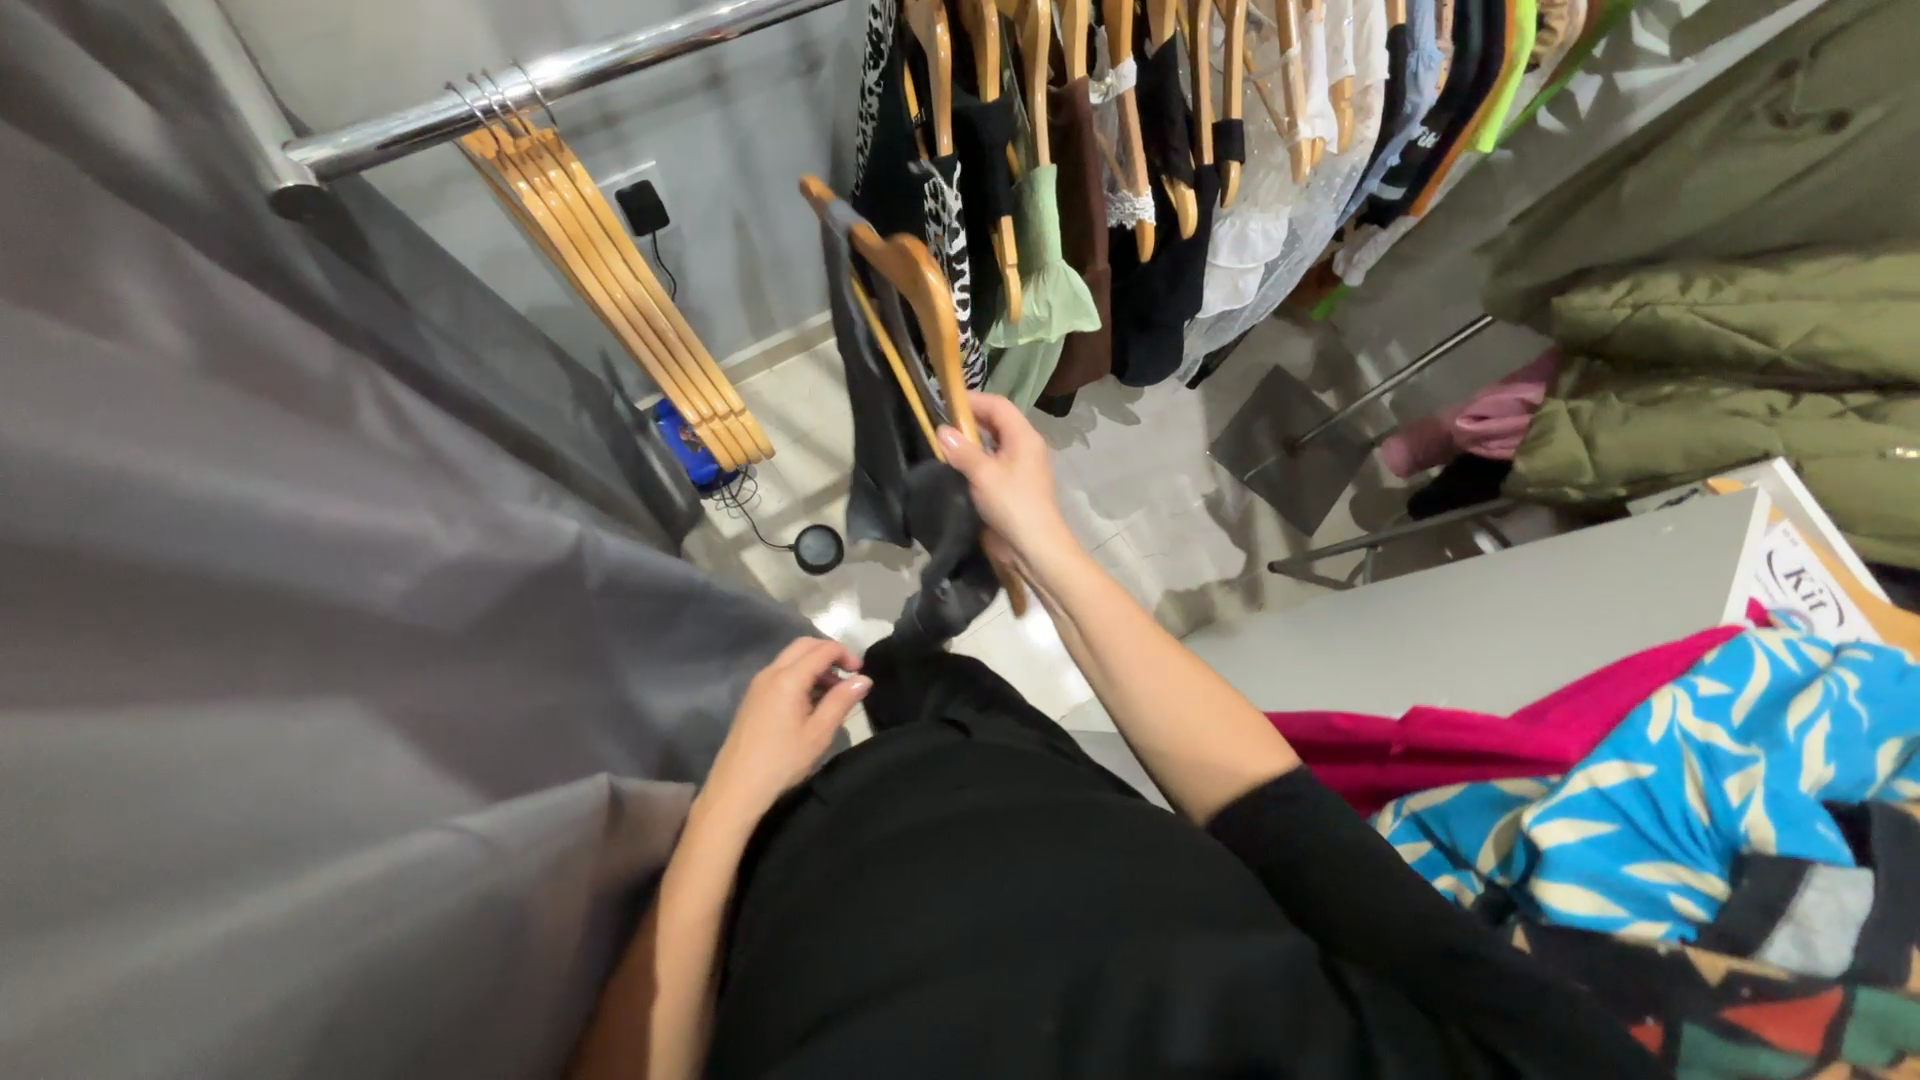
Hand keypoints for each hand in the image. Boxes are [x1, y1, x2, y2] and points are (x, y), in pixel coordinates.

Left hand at [698, 638, 870, 824]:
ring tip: (833, 691)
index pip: (822, 649)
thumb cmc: (782, 761)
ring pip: (790, 658)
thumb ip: (842, 701)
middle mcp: (770, 673)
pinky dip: (800, 675)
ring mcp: (758, 684)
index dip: (845, 654)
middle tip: (849, 673)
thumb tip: (863, 679)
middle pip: (803, 645)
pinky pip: (781, 672)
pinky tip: (811, 700)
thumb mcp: (819, 733)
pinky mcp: (753, 697)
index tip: (861, 672)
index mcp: (788, 679)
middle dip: (829, 652)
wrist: (737, 787)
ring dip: (814, 664)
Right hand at [937, 392, 1080, 571]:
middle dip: (970, 422)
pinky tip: (958, 469)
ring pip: (995, 445)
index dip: (973, 400)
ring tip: (946, 446)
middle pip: (997, 423)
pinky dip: (976, 462)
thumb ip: (962, 450)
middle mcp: (1025, 447)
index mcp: (1024, 436)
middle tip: (942, 426)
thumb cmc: (1012, 504)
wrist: (1034, 547)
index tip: (945, 403)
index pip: (998, 406)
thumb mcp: (983, 474)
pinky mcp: (1014, 487)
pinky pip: (994, 464)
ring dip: (972, 443)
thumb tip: (942, 431)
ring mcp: (1021, 468)